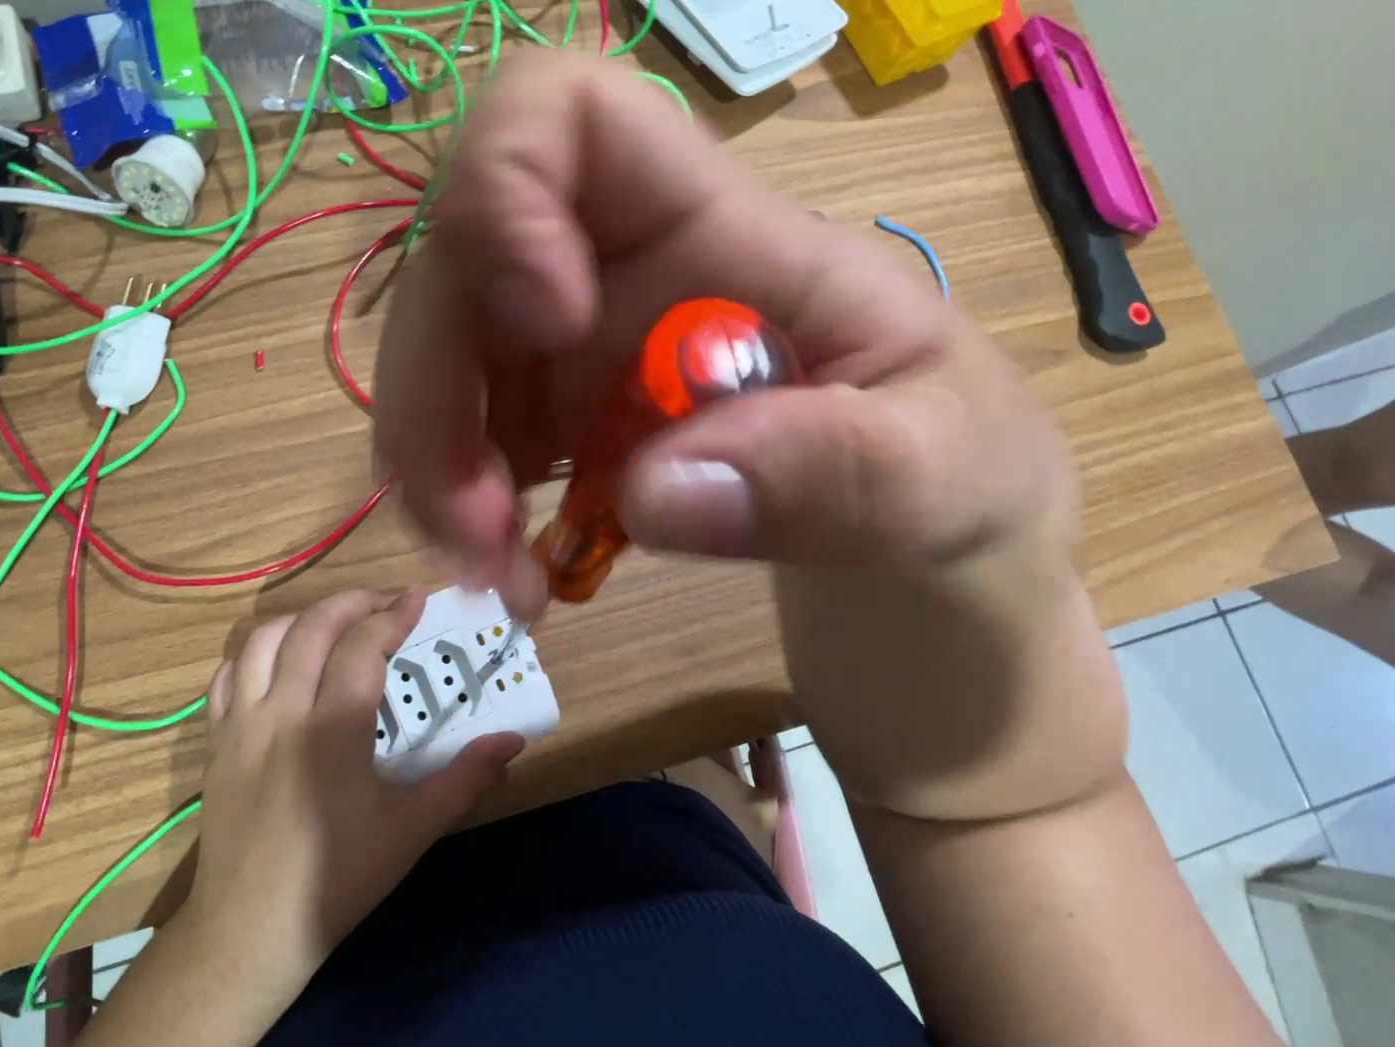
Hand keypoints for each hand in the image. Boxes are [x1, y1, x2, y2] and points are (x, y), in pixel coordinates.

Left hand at [188, 589, 525, 972]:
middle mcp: (281, 713)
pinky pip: (228, 675)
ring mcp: (240, 725)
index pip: (362, 647)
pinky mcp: (215, 742)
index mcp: (333, 731)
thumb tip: (513, 742)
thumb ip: (464, 779)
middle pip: (311, 629)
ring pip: (262, 640)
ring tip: (335, 625)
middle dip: (351, 603)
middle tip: (383, 602)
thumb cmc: (340, 879)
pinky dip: (256, 652)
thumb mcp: (412, 831)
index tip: (417, 597)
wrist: (250, 930)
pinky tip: (279, 662)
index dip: (392, 614)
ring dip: (303, 619)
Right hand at [374, 51, 1072, 615]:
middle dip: (436, 395)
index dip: (509, 188)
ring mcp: (576, 359)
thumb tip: (655, 493)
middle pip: (460, 265)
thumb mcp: (947, 477)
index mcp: (720, 233)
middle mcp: (622, 277)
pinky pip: (467, 447)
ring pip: (442, 365)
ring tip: (498, 578)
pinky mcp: (558, 433)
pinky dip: (466, 517)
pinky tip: (516, 580)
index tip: (544, 323)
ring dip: (438, 474)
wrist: (919, 561)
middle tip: (475, 532)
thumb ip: (836, 474)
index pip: (569, 118)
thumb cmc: (957, 482)